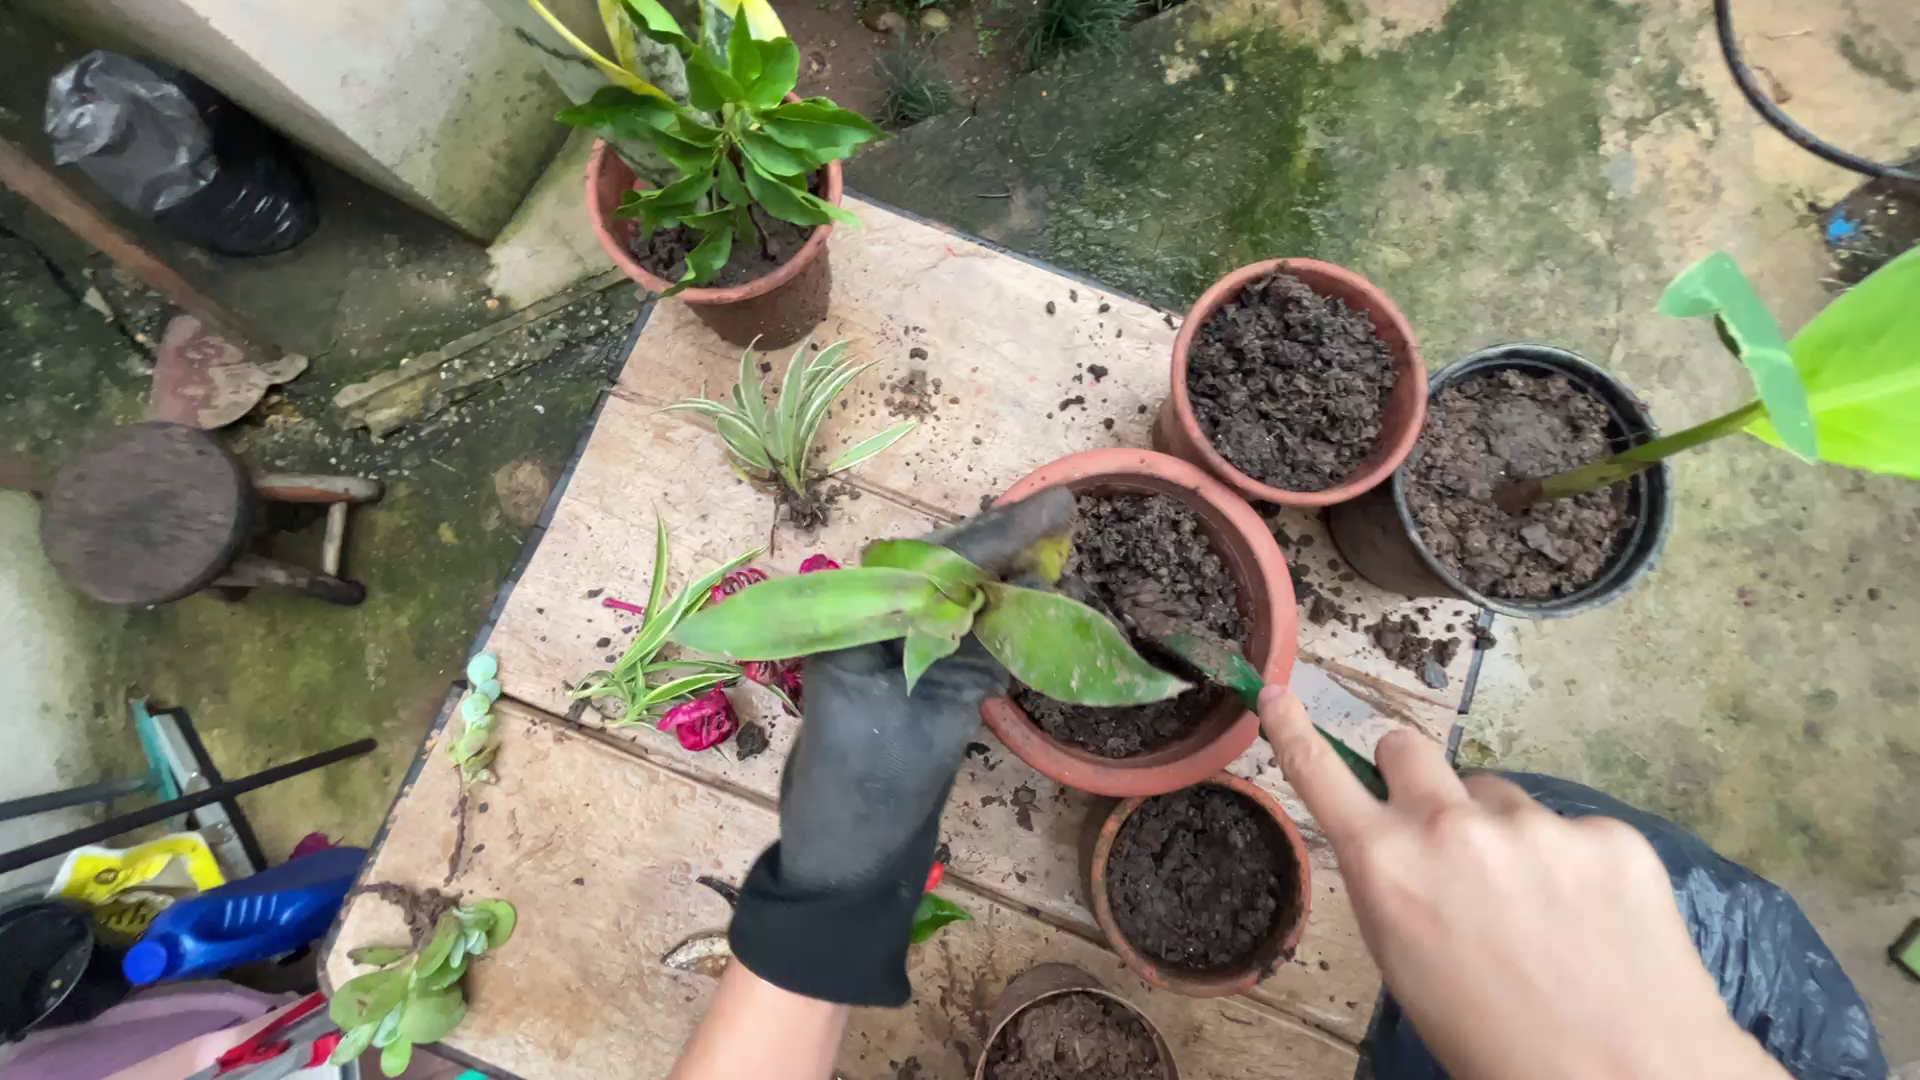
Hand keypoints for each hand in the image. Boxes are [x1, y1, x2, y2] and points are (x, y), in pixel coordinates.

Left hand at [730, 487, 1074, 1005]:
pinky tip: (1037, 591)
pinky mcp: (932, 671)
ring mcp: (906, 645)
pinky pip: (973, 630)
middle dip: (1004, 542)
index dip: (992, 538)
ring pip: (963, 593)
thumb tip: (1014, 592)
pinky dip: (1007, 614)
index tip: (1046, 509)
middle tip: (1059, 511)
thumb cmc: (867, 786)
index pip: (932, 566)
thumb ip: (965, 656)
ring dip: (1009, 570)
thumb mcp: (916, 716)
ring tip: (1053, 537)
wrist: (857, 850)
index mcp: (856, 619)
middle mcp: (878, 621)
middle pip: (948, 568)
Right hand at [1258, 687, 1786, 1079]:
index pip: (1317, 769)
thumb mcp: (1397, 953)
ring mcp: (1532, 824)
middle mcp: (1446, 825)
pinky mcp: (1608, 835)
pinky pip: (1566, 825)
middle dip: (1412, 776)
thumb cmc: (1484, 1033)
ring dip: (1498, 829)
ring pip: (1493, 794)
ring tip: (1537, 902)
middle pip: (1406, 747)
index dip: (1290, 725)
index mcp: (1383, 860)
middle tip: (1441, 828)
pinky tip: (1593, 915)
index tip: (1275, 692)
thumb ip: (1384, 873)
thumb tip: (1389, 830)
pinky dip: (1570, 860)